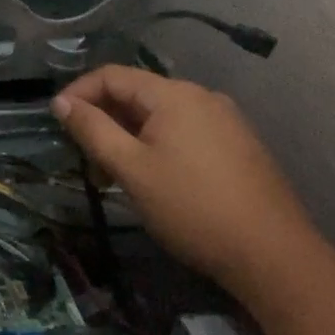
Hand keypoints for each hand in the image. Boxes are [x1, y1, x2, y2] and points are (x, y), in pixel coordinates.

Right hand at [53, 65, 320, 290]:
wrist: (276, 260)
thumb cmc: (193, 208)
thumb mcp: (130, 169)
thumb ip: (92, 129)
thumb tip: (61, 101)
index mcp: (175, 95)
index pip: (111, 75)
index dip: (78, 93)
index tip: (57, 122)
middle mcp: (202, 97)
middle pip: (136, 94)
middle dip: (104, 120)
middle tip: (87, 158)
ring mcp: (226, 122)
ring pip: (160, 116)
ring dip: (129, 136)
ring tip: (116, 174)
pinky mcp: (240, 148)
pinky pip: (185, 132)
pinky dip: (158, 145)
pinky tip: (155, 179)